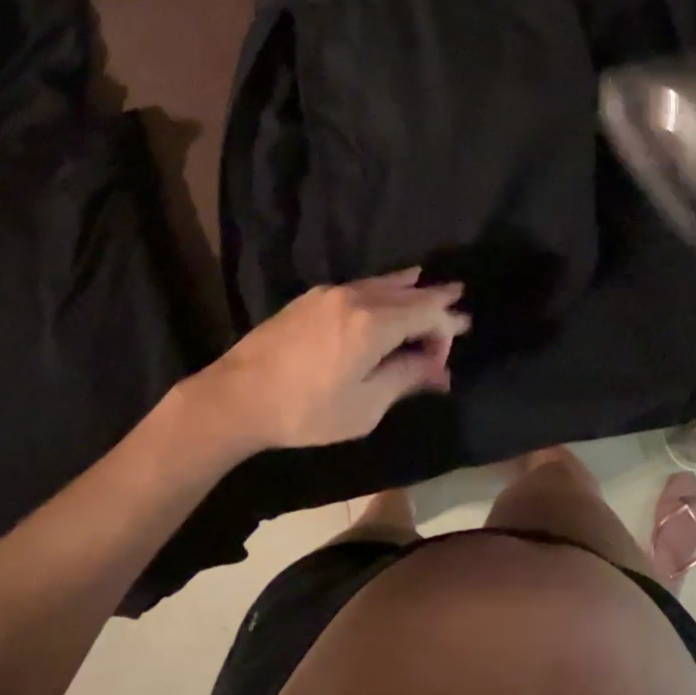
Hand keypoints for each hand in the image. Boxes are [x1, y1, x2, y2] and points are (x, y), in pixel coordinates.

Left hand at [191, 269, 470, 449]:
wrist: (237, 396)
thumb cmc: (306, 410)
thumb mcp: (365, 406)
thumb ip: (405, 379)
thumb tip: (438, 369)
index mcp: (373, 323)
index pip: (425, 313)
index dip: (446, 326)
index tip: (458, 338)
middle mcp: (355, 297)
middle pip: (406, 293)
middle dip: (433, 300)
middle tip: (459, 297)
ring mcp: (330, 294)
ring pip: (381, 284)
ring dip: (408, 288)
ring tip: (429, 284)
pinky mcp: (311, 299)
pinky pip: (360, 286)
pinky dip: (382, 287)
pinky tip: (388, 286)